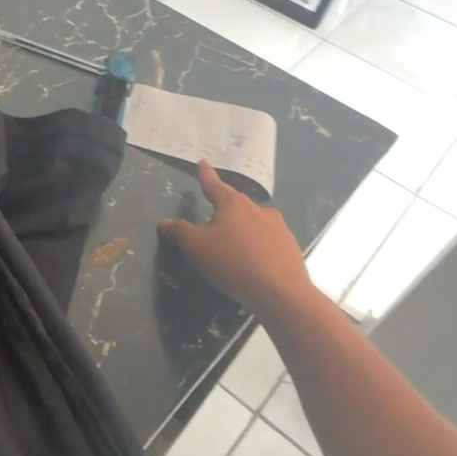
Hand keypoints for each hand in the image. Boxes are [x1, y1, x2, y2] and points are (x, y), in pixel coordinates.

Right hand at [160, 159, 316, 319]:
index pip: (214, 185)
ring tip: (235, 243)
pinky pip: (269, 240)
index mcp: (233, 204)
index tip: (203, 163)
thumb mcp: (196, 247)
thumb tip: (165, 222)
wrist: (281, 292)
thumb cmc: (233, 263)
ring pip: (255, 221)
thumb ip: (180, 232)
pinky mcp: (290, 246)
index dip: (206, 175)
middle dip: (225, 208)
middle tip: (214, 217)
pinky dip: (259, 244)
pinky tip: (254, 260)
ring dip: (244, 227)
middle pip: (236, 204)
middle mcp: (258, 209)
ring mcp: (278, 227)